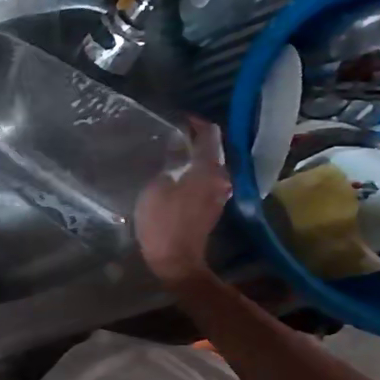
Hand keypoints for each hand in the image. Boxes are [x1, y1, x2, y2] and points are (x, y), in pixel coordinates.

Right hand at [135, 117, 230, 285]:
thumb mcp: (157, 186)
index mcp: (208, 169)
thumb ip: (170, 161)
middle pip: (213, 149)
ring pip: (211, 165)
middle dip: (195, 139)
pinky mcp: (213, 206)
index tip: (179, 117)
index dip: (196, 122)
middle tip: (173, 133)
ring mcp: (219, 193)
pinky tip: (178, 173)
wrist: (176, 261)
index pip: (210, 134)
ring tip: (173, 152)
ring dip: (195, 156)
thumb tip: (176, 144)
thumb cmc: (163, 221)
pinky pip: (207, 179)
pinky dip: (196, 171)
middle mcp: (221, 178)